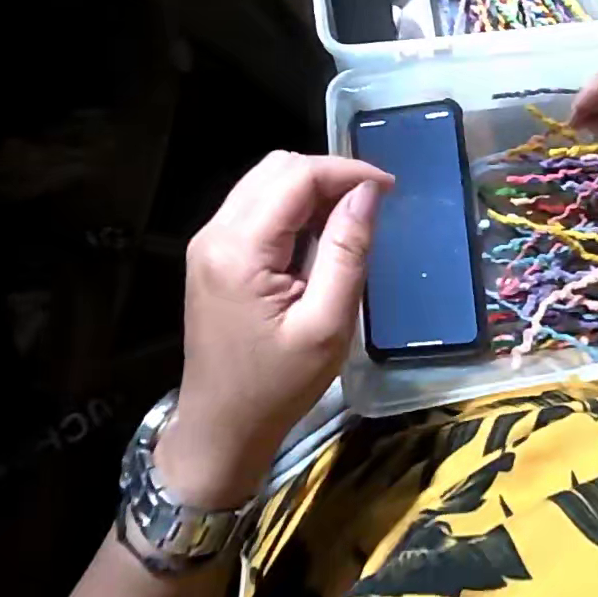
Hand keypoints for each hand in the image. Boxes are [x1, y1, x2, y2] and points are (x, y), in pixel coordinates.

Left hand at [156, 152, 391, 507]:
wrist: (222, 428)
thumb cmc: (278, 385)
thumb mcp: (328, 324)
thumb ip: (347, 251)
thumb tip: (367, 193)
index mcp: (239, 249)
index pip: (296, 177)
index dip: (346, 171)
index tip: (388, 188)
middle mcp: (215, 233)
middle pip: (277, 168)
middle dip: (329, 175)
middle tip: (369, 205)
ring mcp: (209, 242)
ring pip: (265, 181)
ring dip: (311, 188)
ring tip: (348, 218)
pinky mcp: (212, 254)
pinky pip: (255, 206)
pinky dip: (292, 207)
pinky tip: (317, 234)